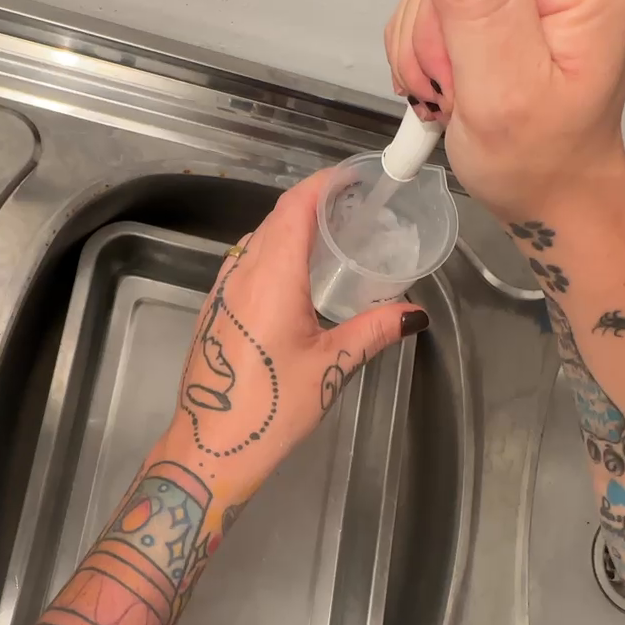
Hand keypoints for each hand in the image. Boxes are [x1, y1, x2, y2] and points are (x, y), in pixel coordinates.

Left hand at [158, 171, 425, 500]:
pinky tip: (295, 274)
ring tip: (329, 236)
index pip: (295, 207)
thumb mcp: (330, 368)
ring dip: (291, 227)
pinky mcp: (214, 310)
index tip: (354, 177)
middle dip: (313, 202)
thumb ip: (373, 331)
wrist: (211, 446)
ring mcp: (222, 291)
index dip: (324, 183)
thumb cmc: (271, 408)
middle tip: (355, 208)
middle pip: (275, 218)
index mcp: (271, 278)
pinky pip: (244, 263)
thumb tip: (413, 314)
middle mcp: (241, 275)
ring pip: (256, 240)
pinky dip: (272, 252)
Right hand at [384, 0, 624, 218]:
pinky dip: (429, 50)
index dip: (440, 20)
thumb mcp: (500, 86)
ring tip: (455, 95)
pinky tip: (452, 82)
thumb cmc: (534, 161)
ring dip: (425, 50)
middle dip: (431, 40)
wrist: (549, 193)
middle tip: (455, 95)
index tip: (457, 81)